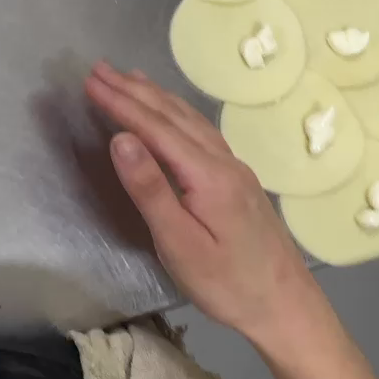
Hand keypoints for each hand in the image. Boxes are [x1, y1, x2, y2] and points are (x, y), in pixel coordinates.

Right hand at [85, 63, 326, 348]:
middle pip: (172, 116)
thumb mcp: (179, 243)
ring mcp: (233, 169)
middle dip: (132, 90)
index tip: (90, 82)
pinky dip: (175, 111)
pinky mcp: (235, 180)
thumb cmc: (226, 284)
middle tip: (98, 68)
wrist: (288, 310)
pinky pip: (199, 131)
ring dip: (154, 95)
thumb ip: (150, 189)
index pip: (154, 129)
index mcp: (207, 175)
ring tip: (128, 77)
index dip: (120, 103)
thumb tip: (121, 140)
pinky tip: (170, 111)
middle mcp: (223, 162)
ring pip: (188, 119)